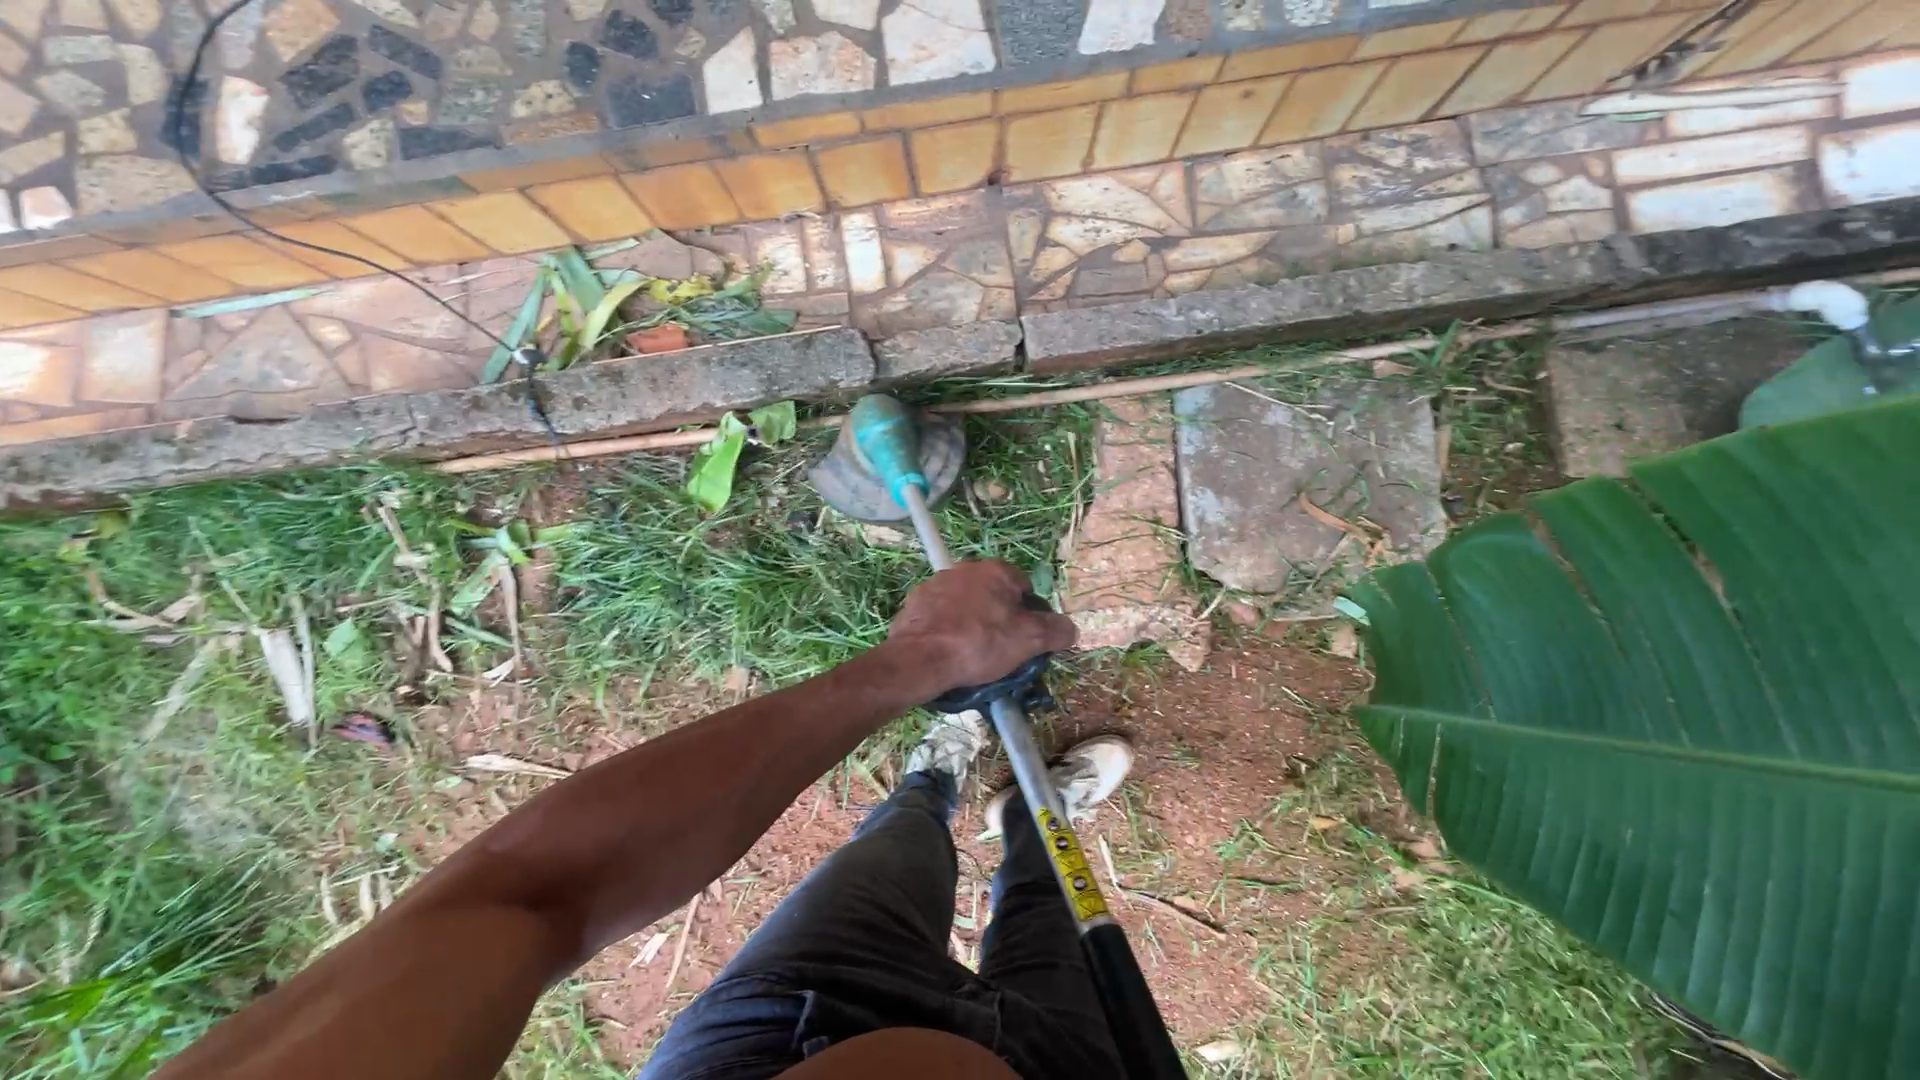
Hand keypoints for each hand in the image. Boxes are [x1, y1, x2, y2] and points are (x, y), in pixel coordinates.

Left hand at [888, 560, 1075, 692]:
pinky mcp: (914, 605)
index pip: (1024, 588)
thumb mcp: (1030, 640)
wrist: (920, 658)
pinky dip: (947, 632)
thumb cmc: (980, 643)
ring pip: (965, 607)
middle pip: (993, 597)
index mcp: (995, 570)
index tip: (1025, 640)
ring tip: (973, 658)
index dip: (1029, 616)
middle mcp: (964, 569)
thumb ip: (1056, 631)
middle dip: (999, 620)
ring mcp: (935, 585)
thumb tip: (1070, 629)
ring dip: (972, 625)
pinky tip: (949, 654)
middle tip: (1001, 651)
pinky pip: (941, 618)